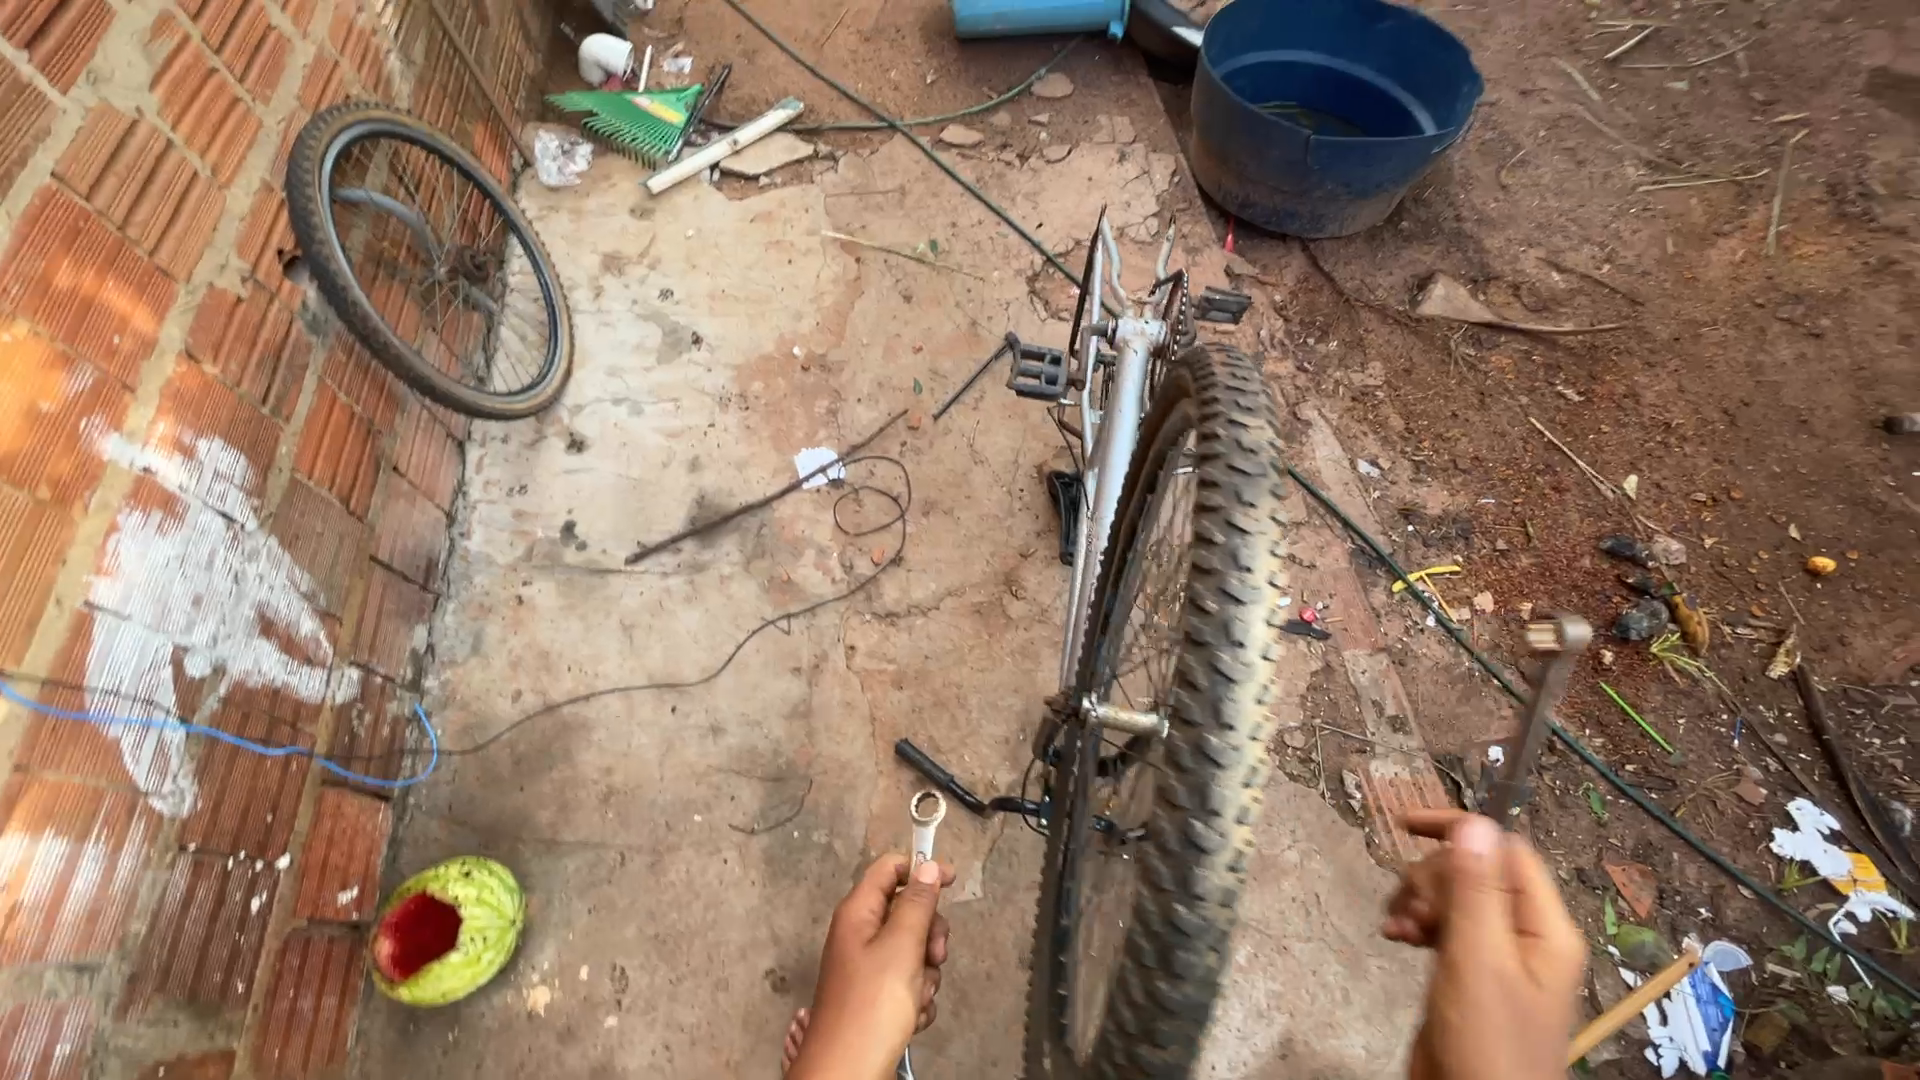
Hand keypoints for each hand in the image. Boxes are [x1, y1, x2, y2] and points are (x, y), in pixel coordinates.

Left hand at [789, 855, 954, 1079]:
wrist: (847, 1075)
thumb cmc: (873, 1003)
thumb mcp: (901, 946)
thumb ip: (917, 904)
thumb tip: (929, 866)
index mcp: (859, 911)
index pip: (890, 868)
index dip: (922, 869)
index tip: (953, 882)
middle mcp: (861, 933)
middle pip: (907, 910)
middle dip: (929, 933)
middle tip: (936, 955)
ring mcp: (869, 967)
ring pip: (913, 949)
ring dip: (926, 972)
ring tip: (920, 997)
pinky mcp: (877, 997)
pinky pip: (908, 982)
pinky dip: (918, 997)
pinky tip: (914, 1017)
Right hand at [1382, 810, 1584, 1079]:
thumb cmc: (1485, 1037)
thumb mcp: (1477, 958)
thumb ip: (1476, 889)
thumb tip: (1474, 821)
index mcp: (1544, 927)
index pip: (1505, 849)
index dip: (1457, 831)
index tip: (1404, 826)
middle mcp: (1525, 932)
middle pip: (1470, 869)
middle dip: (1430, 880)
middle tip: (1414, 914)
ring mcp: (1496, 951)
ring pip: (1449, 893)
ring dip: (1417, 901)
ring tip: (1400, 929)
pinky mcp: (1468, 967)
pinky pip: (1439, 921)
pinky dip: (1413, 922)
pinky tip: (1394, 937)